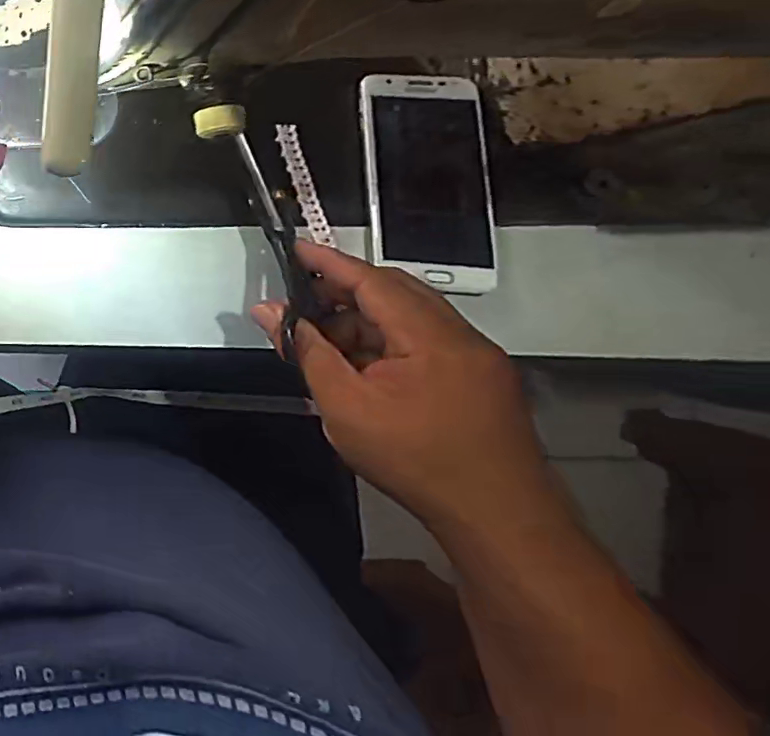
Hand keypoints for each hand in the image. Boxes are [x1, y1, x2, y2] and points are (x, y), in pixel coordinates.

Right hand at [251, 242, 559, 533]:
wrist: (498, 520)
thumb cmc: (416, 461)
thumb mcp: (343, 405)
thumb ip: (306, 351)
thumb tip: (270, 312)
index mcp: (431, 338)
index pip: (373, 281)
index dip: (330, 263)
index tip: (297, 249)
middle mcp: (461, 338)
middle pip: (394, 292)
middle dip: (343, 291)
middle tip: (300, 301)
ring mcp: (476, 359)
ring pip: (408, 318)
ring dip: (362, 321)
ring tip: (320, 343)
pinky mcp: (480, 379)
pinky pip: (423, 341)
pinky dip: (384, 342)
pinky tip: (356, 365)